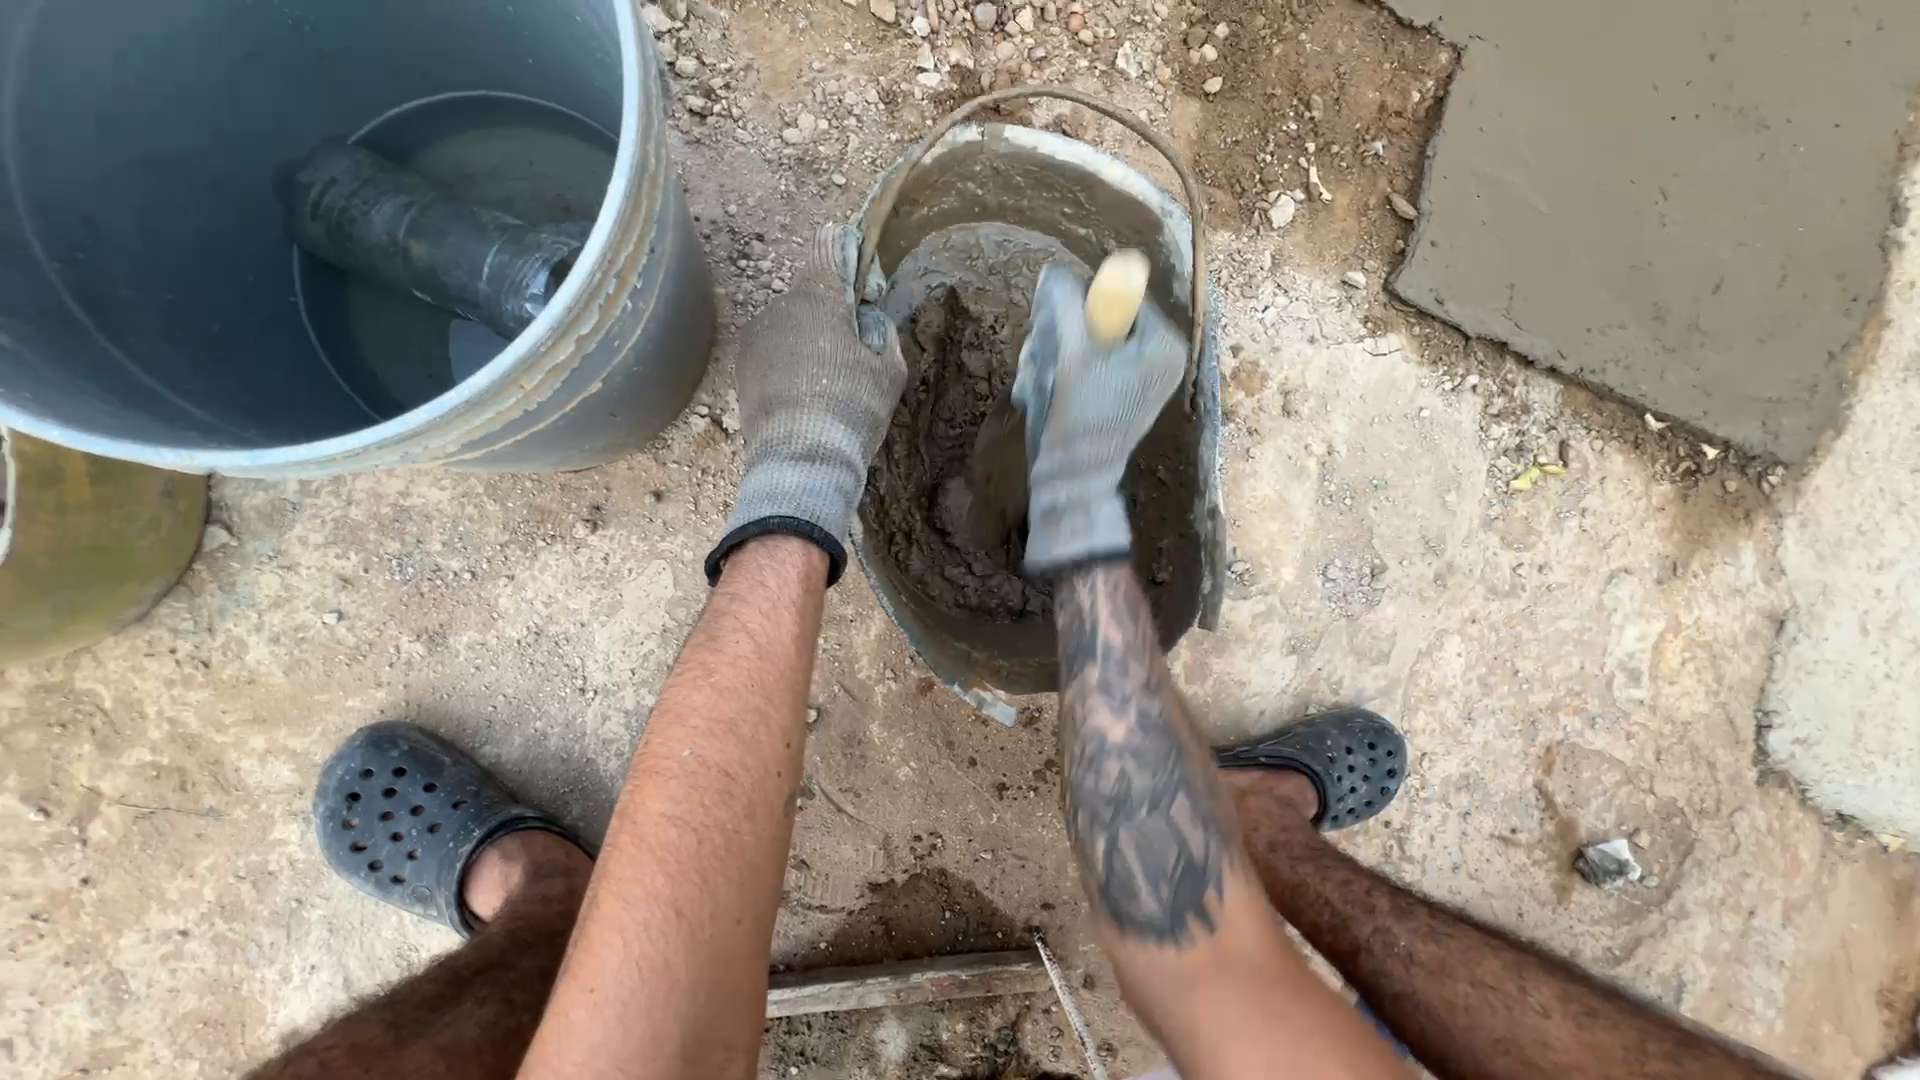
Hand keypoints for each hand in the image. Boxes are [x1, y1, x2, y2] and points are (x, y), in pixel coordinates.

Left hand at [706, 225, 907, 586]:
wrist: (802, 460)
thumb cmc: (854, 409)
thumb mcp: (889, 371)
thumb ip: (882, 332)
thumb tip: (869, 318)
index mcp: (818, 296)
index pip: (828, 249)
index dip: (845, 253)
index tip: (858, 275)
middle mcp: (779, 305)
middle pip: (810, 296)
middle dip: (829, 314)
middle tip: (851, 351)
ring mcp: (755, 337)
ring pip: (789, 325)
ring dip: (807, 341)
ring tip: (827, 384)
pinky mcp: (742, 367)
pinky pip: (773, 352)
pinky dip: (788, 364)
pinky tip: (804, 396)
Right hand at [1013, 260, 1187, 572]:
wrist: (1074, 481)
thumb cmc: (1083, 418)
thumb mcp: (1075, 354)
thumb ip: (1068, 305)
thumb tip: (1055, 271)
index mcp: (1164, 345)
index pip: (1120, 298)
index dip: (1081, 307)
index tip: (1056, 329)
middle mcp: (1157, 360)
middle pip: (1098, 320)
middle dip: (1060, 337)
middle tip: (1043, 358)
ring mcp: (1135, 381)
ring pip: (1082, 343)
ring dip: (1049, 356)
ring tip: (1039, 382)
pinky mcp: (1113, 399)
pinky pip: (1081, 367)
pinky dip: (1056, 375)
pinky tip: (1041, 393)